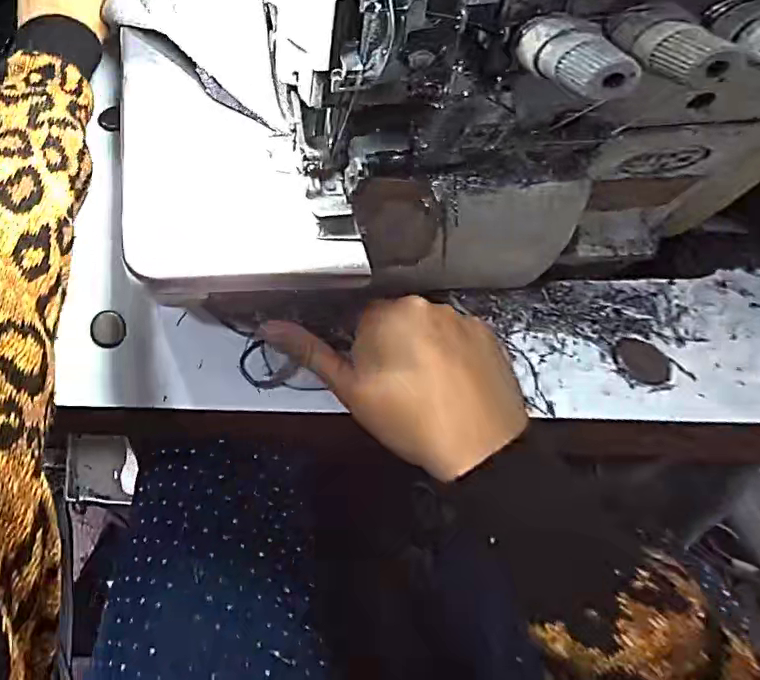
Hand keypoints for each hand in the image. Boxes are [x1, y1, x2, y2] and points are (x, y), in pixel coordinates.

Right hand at [262, 296, 528, 481]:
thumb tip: (272, 328)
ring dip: (419, 345)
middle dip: (388, 342)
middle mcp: (423, 305)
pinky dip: (449, 351)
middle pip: (392, 317)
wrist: (483, 454)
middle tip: (393, 383)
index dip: (359, 346)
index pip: (358, 316)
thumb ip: (309, 351)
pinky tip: (448, 381)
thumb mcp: (350, 389)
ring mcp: (459, 318)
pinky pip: (455, 334)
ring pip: (423, 325)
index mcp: (386, 312)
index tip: (367, 372)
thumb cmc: (413, 422)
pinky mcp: (487, 334)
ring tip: (425, 386)